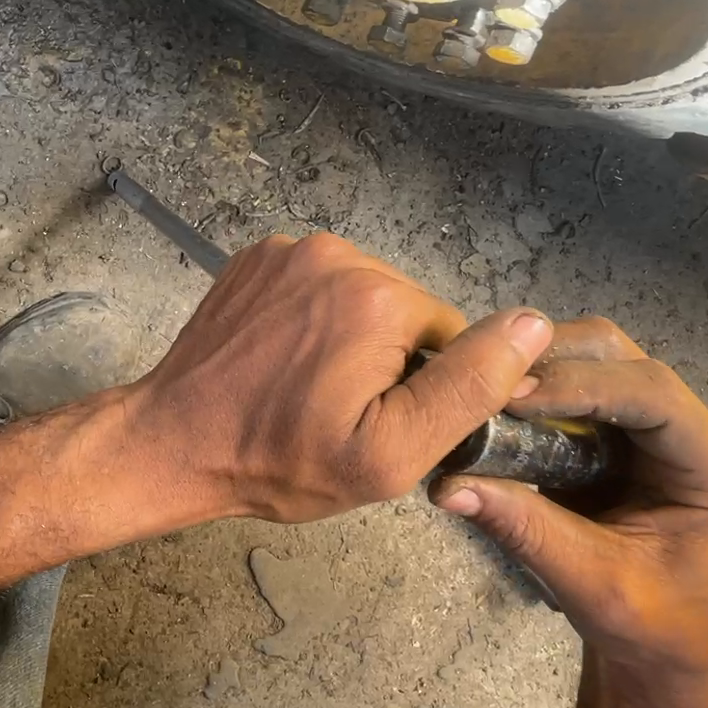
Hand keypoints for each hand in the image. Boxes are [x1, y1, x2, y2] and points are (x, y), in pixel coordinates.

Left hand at [124, 231, 554, 523]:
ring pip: (359, 294)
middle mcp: (335, 252)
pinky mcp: (254, 256)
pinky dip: (310, 316)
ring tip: (305, 383)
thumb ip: (469, 385)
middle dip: (388, 357)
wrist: (174, 439)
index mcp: (377, 296)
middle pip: (403, 308)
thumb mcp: (392, 451)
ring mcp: (286, 248)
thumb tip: (533, 323)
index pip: (450, 333)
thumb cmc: (280, 459)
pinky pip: (314, 283)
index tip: (378, 418)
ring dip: (349, 335)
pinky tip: (279, 357)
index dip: (426, 385)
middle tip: (338, 407)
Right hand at [428, 317, 707, 674]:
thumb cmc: (647, 627)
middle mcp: (695, 434)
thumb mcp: (588, 583)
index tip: (511, 396)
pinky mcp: (622, 428)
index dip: (581, 384)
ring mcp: (658, 427)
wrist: (660, 653)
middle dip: (555, 358)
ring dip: (543, 362)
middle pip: (624, 357)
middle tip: (492, 381)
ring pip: (600, 355)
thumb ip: (523, 527)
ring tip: (490, 385)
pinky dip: (538, 379)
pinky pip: (579, 378)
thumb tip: (445, 485)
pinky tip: (501, 396)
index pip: (654, 395)